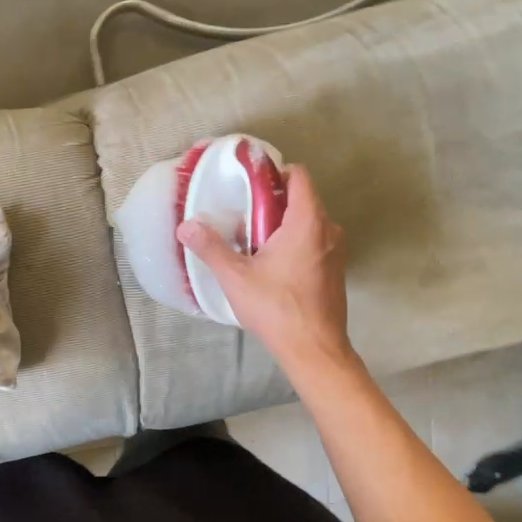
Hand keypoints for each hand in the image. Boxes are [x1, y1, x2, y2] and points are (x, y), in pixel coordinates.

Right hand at [177, 165, 352, 371]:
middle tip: (243, 222)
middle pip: (301, 201)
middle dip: (273, 206)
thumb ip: (211, 248)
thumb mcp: (236, 277)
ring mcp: (336, 251)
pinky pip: (314, 245)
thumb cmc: (276, 308)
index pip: (299, 176)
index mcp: (307, 221)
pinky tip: (273, 270)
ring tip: (255, 248)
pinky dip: (295, 247)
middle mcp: (329, 229)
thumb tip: (185, 227)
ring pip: (308, 225)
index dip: (274, 175)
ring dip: (283, 229)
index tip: (249, 188)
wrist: (313, 347)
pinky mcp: (335, 271)